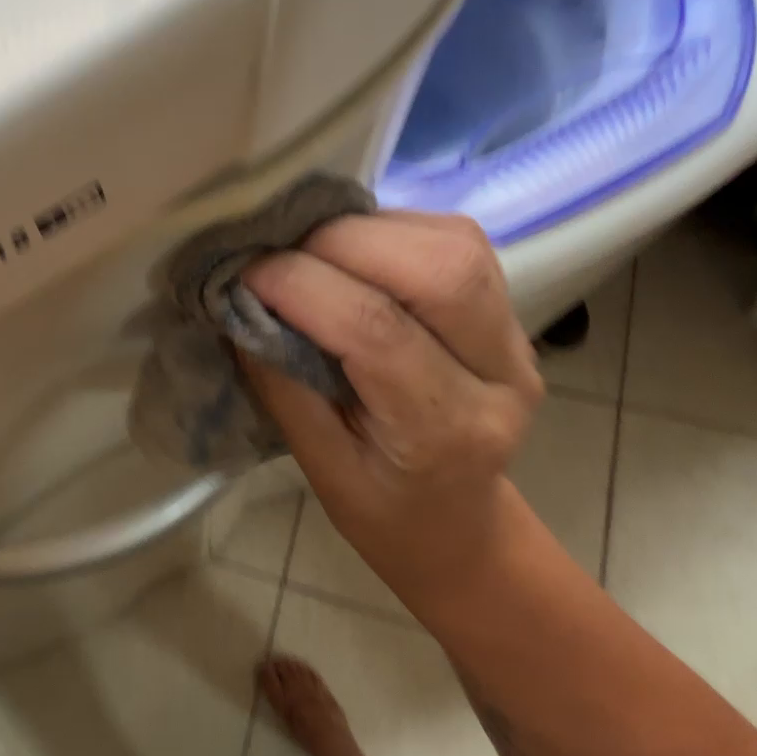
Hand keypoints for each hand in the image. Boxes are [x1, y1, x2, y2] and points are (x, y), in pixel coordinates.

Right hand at [240, 210, 542, 566]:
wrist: (458, 526)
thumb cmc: (382, 511)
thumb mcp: (318, 465)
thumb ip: (282, 381)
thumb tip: (238, 303)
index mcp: (444, 430)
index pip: (375, 332)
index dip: (300, 286)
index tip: (242, 276)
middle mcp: (501, 375)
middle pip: (439, 269)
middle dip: (342, 242)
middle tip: (277, 252)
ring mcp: (517, 338)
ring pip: (454, 243)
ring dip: (368, 230)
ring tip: (309, 249)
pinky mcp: (511, 311)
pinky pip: (455, 242)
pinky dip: (390, 231)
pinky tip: (350, 252)